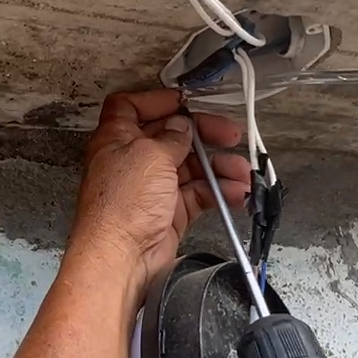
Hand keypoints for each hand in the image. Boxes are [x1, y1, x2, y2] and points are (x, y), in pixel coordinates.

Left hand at [67, 90, 249, 293]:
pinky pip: (198, 195)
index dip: (158, 101)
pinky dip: (218, 192)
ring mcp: (150, 188)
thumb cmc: (121, 206)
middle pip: (170, 136)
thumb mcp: (151, 155)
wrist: (121, 257)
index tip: (187, 102)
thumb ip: (171, 136)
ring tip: (240, 170)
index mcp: (116, 139)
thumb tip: (182, 126)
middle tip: (228, 134)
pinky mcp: (167, 212)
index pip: (130, 107)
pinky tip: (235, 191)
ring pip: (189, 167)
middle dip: (202, 133)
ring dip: (218, 166)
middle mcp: (132, 161)